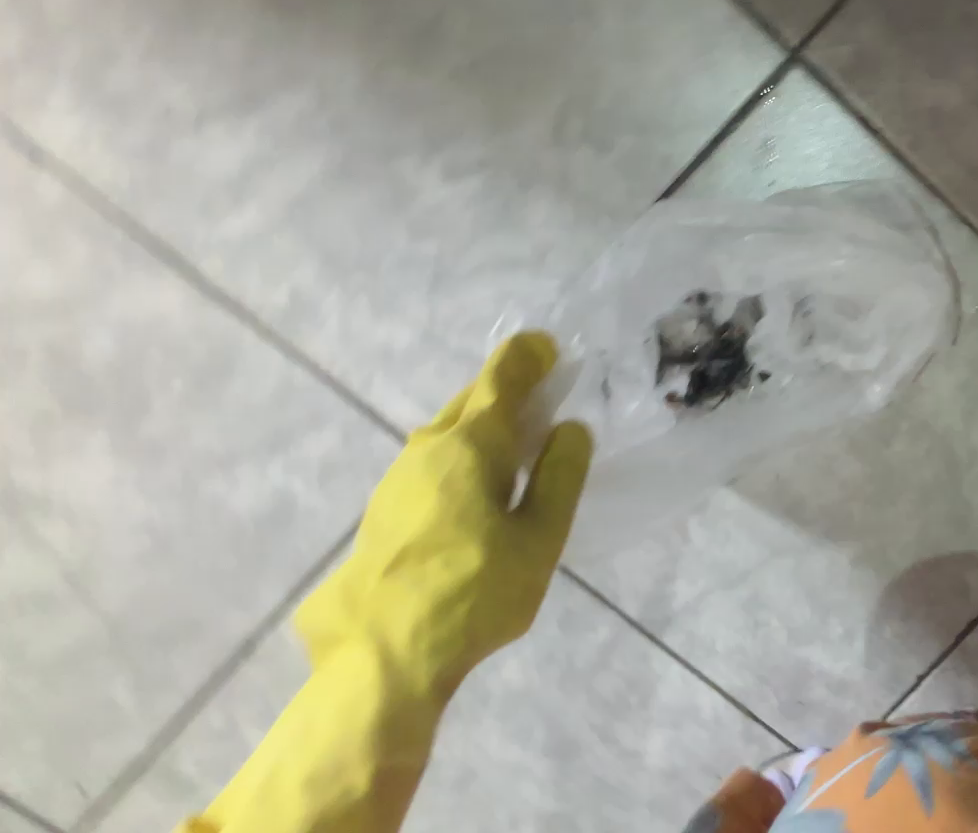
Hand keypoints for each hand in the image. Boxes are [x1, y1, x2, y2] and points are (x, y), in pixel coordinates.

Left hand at [295, 332, 591, 697]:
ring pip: (447, 433)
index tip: (548, 345)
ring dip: (483, 424)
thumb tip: (569, 428)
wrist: (381, 660)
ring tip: (518, 442)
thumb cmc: (476, 592)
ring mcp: (397, 483)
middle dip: (506, 388)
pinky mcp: (384, 513)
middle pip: (470, 402)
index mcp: (471, 447)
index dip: (526, 358)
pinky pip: (433, 462)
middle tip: (544, 396)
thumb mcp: (542, 536)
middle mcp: (427, 452)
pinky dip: (463, 454)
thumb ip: (561, 475)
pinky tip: (479, 487)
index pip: (501, 381)